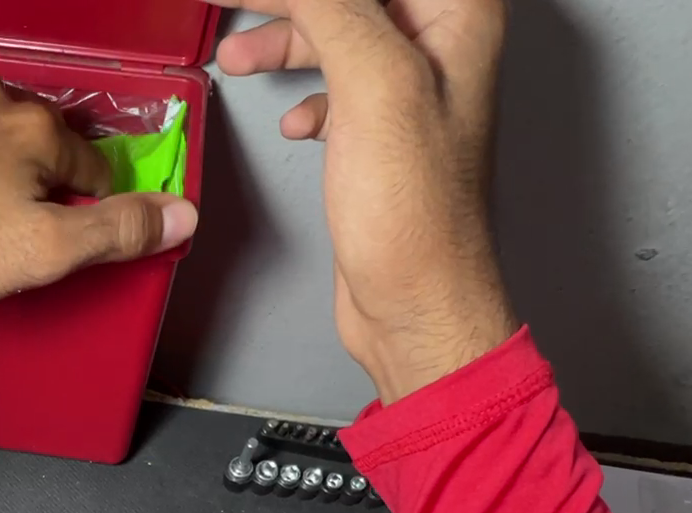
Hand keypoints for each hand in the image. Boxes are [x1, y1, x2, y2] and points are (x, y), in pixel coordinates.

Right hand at [211, 0, 519, 402]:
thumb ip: (334, 10)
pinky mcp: (380, 141)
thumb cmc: (414, 215)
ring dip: (286, 43)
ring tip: (238, 56)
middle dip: (289, 2)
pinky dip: (307, 100)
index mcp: (458, 11)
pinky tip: (294, 122)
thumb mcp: (376, 87)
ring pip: (338, 39)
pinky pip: (337, 94)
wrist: (412, 303)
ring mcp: (408, 96)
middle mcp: (439, 46)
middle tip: (233, 6)